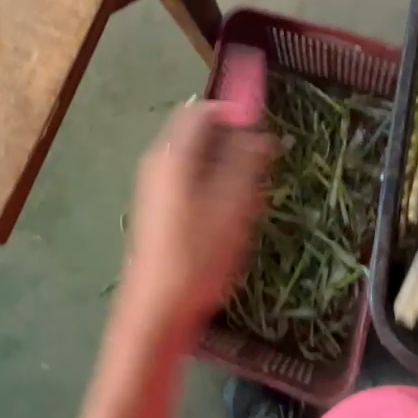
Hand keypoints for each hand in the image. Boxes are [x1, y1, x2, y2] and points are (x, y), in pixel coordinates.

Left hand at [119, 101, 273, 337]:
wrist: (156, 309)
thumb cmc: (197, 255)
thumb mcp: (234, 204)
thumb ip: (248, 160)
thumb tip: (260, 131)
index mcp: (173, 153)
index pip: (203, 108)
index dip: (236, 112)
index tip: (264, 130)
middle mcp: (157, 160)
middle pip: (197, 131)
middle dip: (231, 140)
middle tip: (261, 163)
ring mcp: (153, 184)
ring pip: (195, 156)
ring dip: (224, 164)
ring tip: (249, 194)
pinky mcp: (157, 207)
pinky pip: (188, 178)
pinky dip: (212, 184)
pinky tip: (229, 215)